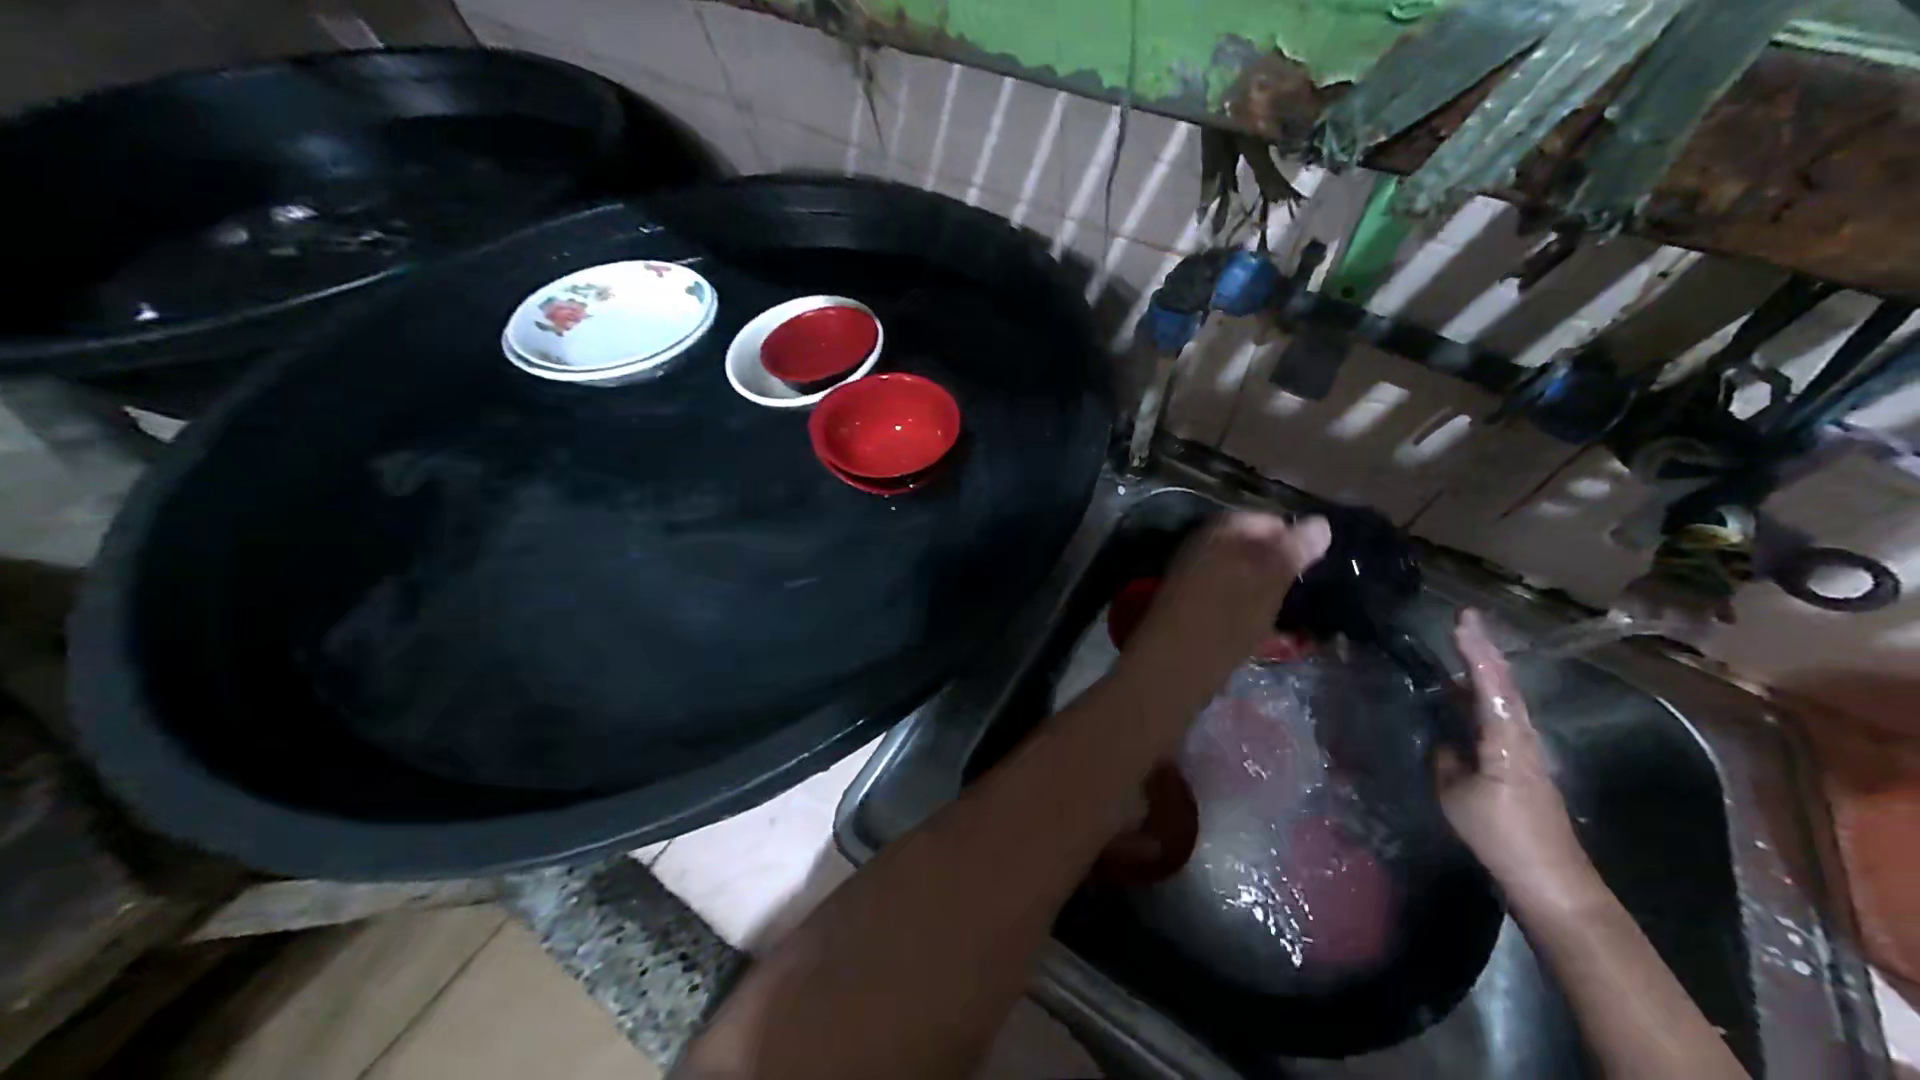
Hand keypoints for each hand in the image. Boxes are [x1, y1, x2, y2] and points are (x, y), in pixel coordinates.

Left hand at [1113, 513, 1328, 712]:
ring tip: (1285, 607)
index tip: (1315, 565)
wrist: (1172, 666)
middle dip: (1278, 563)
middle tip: (1302, 587)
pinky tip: (1259, 624)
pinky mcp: (1187, 605)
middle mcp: (1201, 546)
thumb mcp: (1269, 579)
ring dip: (1263, 586)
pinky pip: (1226, 592)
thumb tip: (1321, 524)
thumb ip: (1295, 549)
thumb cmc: (1225, 618)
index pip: (1267, 521)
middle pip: (1251, 546)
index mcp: (1219, 530)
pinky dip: (1245, 602)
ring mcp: (1191, 575)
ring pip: (1238, 571)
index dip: (1294, 539)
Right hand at [1437, 610, 1598, 906]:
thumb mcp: (1456, 794)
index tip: (1460, 620)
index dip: (1475, 650)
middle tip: (1463, 622)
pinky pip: (1502, 718)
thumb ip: (1447, 759)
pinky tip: (1467, 699)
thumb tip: (1444, 740)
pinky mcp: (1524, 766)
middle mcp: (1523, 736)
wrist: (1551, 879)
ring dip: (1484, 671)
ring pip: (1506, 699)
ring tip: (1460, 650)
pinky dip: (1484, 696)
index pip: (1490, 684)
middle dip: (1483, 651)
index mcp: (1506, 738)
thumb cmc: (1500, 833)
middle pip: (1504, 684)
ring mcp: (1527, 751)